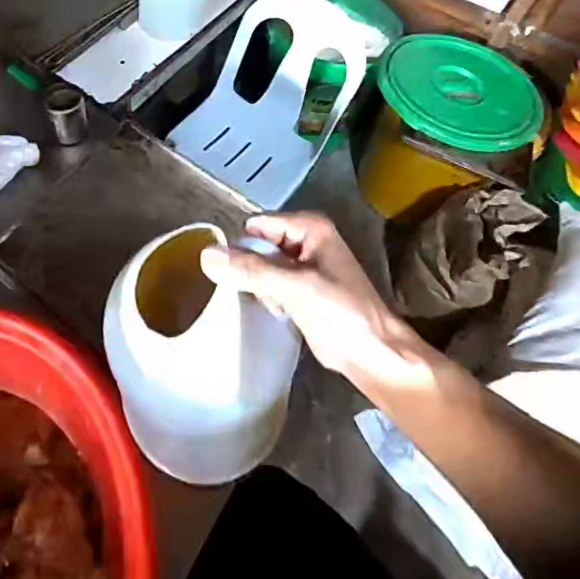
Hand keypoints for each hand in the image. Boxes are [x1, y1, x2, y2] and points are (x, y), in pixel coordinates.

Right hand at [199, 212, 412, 381]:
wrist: (372, 354)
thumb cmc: (342, 313)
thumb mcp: (295, 287)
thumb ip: (251, 270)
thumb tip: (207, 254)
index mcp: (310, 227)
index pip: (258, 225)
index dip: (243, 245)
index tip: (236, 272)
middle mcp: (306, 239)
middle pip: (258, 244)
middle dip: (252, 268)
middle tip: (263, 292)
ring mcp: (303, 264)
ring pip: (261, 266)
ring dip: (260, 285)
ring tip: (276, 304)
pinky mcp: (301, 288)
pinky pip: (269, 283)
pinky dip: (268, 296)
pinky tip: (279, 311)